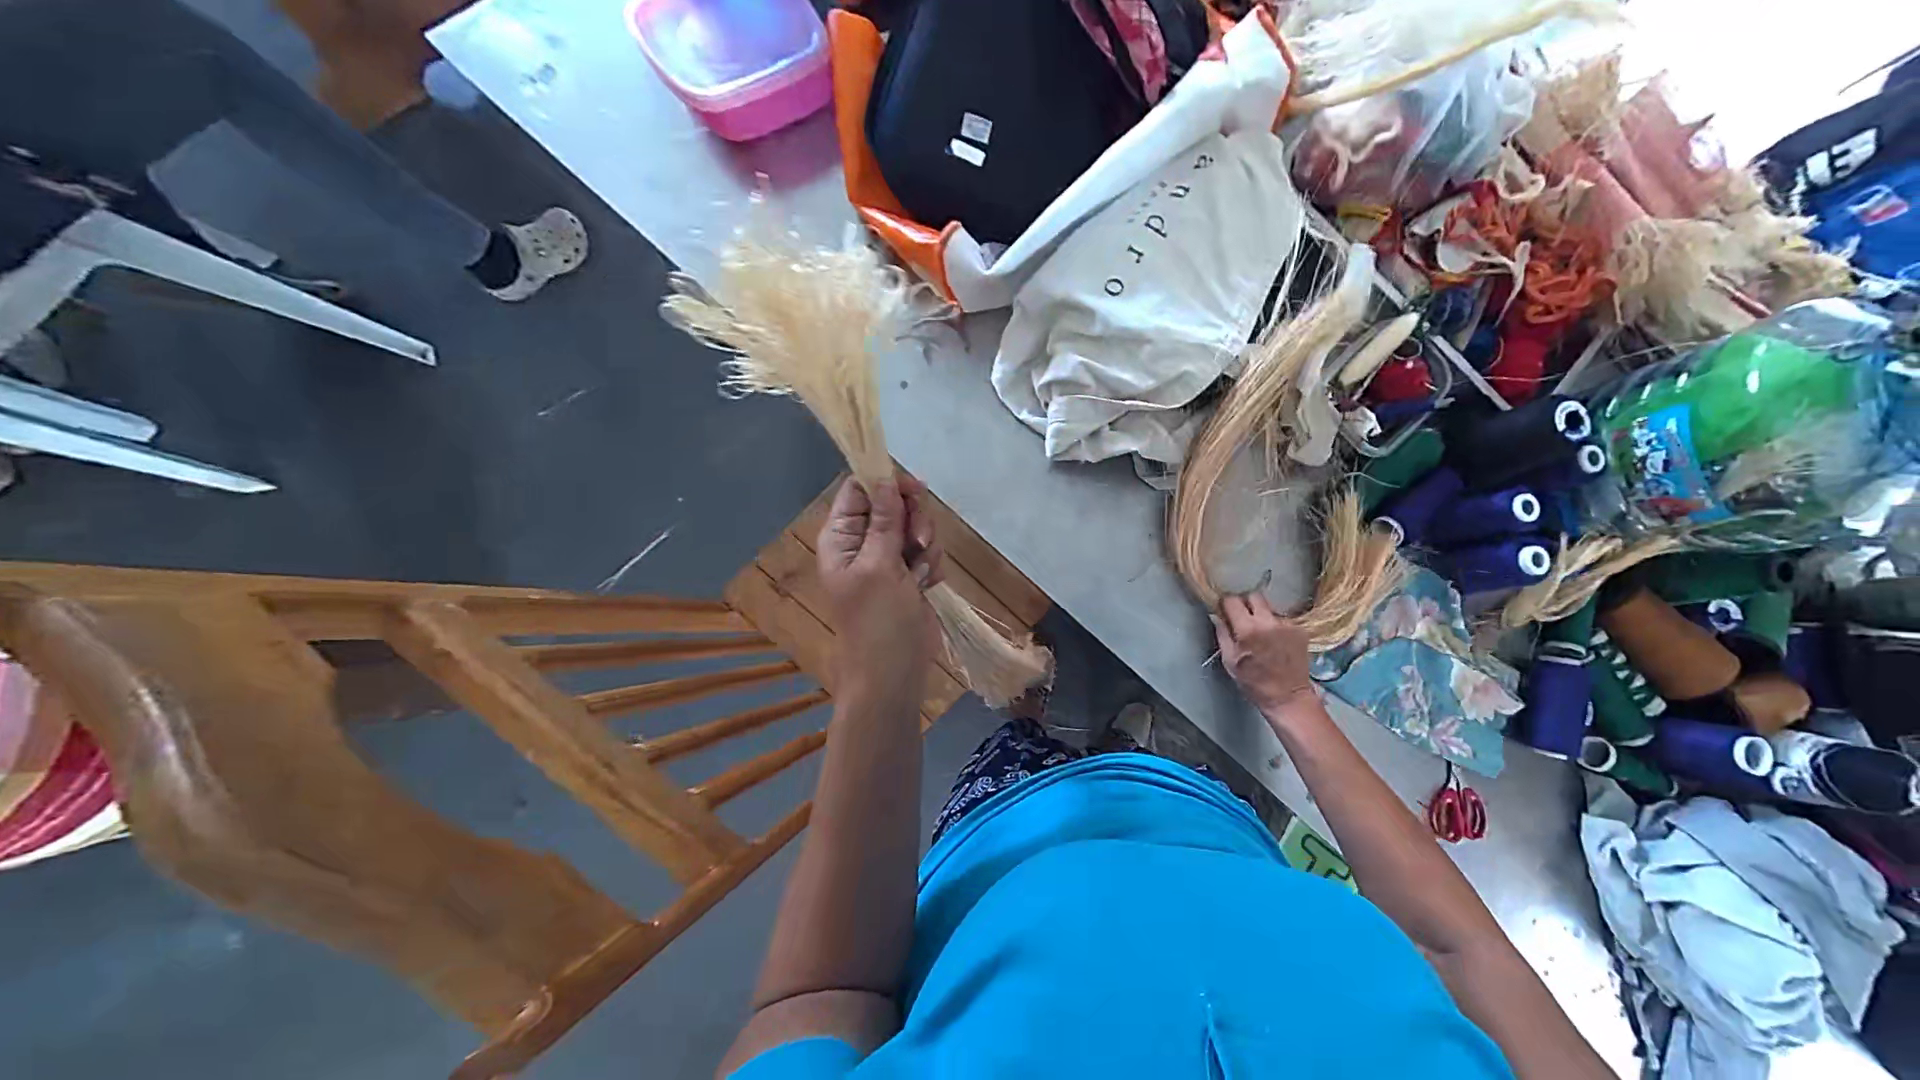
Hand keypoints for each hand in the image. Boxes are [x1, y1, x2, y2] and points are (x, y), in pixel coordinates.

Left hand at [817, 475, 943, 706]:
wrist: (895, 671)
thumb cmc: (878, 620)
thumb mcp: (879, 565)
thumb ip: (884, 520)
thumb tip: (884, 478)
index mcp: (842, 537)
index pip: (859, 491)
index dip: (885, 483)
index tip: (913, 489)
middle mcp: (862, 543)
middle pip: (892, 504)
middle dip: (911, 519)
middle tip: (916, 541)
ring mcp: (888, 559)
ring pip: (914, 526)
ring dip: (924, 545)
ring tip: (920, 573)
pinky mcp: (910, 574)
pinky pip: (927, 550)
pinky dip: (931, 564)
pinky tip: (926, 584)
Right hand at [1212, 591, 1315, 717]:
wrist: (1288, 697)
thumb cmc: (1254, 683)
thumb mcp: (1229, 661)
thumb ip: (1222, 634)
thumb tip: (1217, 616)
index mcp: (1247, 629)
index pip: (1232, 600)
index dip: (1226, 603)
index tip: (1225, 610)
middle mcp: (1269, 621)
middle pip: (1254, 596)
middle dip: (1246, 603)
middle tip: (1242, 617)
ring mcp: (1287, 624)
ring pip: (1270, 608)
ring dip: (1262, 616)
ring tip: (1262, 634)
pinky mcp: (1301, 630)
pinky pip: (1283, 620)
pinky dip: (1277, 626)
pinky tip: (1276, 641)